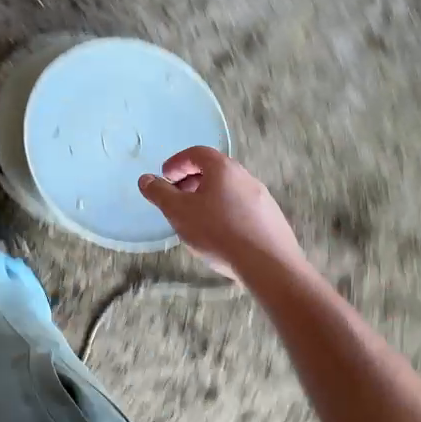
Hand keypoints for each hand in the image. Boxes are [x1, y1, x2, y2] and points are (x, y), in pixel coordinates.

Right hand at [137, 146, 305, 279]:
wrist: (271, 268)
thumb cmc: (218, 232)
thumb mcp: (178, 211)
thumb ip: (159, 192)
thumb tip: (146, 179)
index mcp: (222, 168)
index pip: (196, 153)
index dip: (177, 163)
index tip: (166, 178)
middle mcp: (246, 177)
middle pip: (214, 171)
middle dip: (192, 181)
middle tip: (179, 197)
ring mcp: (264, 200)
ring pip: (230, 190)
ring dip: (211, 198)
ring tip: (199, 219)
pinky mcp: (274, 221)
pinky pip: (245, 209)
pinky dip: (228, 213)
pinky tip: (223, 236)